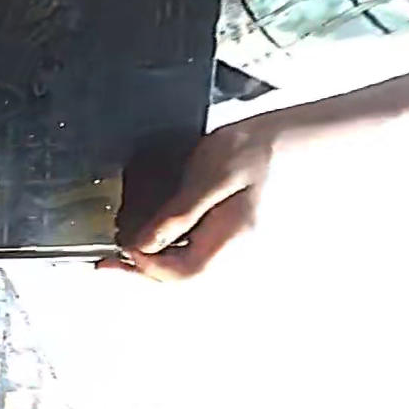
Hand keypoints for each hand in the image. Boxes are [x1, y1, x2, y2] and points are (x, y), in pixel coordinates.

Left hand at [103, 119, 275, 280]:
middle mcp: (235, 245)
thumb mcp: (212, 177)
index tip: (122, 249)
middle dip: (141, 270)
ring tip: (120, 251)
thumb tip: (144, 244)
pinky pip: (192, 249)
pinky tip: (147, 237)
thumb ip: (178, 214)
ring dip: (150, 261)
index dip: (146, 267)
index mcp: (232, 237)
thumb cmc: (261, 149)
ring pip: (186, 264)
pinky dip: (164, 247)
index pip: (184, 273)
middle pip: (182, 274)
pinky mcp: (228, 228)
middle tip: (107, 262)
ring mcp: (233, 238)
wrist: (302, 133)